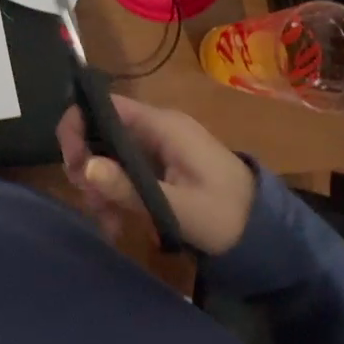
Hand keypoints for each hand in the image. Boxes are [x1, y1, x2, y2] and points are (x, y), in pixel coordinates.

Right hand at [57, 95, 257, 254]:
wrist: (270, 236)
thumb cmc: (226, 216)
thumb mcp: (176, 207)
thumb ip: (128, 187)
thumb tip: (82, 167)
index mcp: (162, 126)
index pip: (104, 106)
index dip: (77, 127)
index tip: (72, 166)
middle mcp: (156, 129)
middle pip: (101, 133)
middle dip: (88, 167)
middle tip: (91, 203)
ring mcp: (159, 148)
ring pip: (110, 156)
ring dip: (101, 187)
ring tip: (108, 223)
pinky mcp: (161, 167)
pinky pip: (126, 172)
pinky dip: (116, 194)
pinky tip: (118, 224)